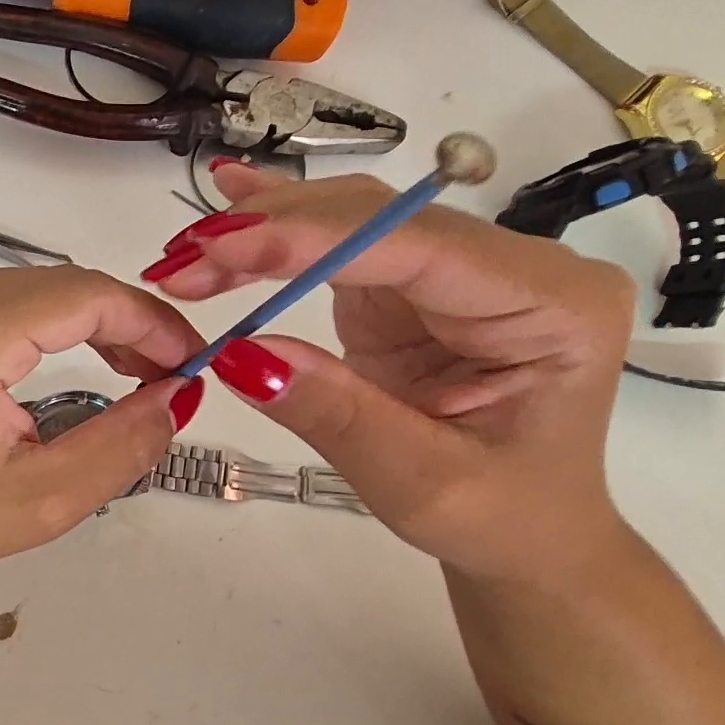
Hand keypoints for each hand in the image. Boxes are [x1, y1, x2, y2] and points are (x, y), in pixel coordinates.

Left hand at [0, 266, 204, 590]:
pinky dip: (43, 328)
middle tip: (168, 375)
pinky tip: (70, 364)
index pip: (86, 297)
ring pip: (30, 293)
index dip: (151, 322)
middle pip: (59, 286)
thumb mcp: (44, 498)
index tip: (193, 361)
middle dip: (124, 322)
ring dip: (86, 322)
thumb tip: (173, 400)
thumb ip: (122, 444)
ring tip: (132, 372)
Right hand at [144, 165, 636, 582]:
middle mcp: (508, 270)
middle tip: (177, 262)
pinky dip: (279, 231)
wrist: (526, 530)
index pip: (416, 247)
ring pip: (350, 222)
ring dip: (262, 232)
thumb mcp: (418, 480)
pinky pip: (338, 248)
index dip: (311, 239)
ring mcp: (454, 276)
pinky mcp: (407, 294)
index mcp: (547, 306)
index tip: (215, 247)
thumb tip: (236, 355)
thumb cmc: (497, 516)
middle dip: (272, 231)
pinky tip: (234, 193)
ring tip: (182, 256)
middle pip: (380, 219)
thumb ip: (332, 412)